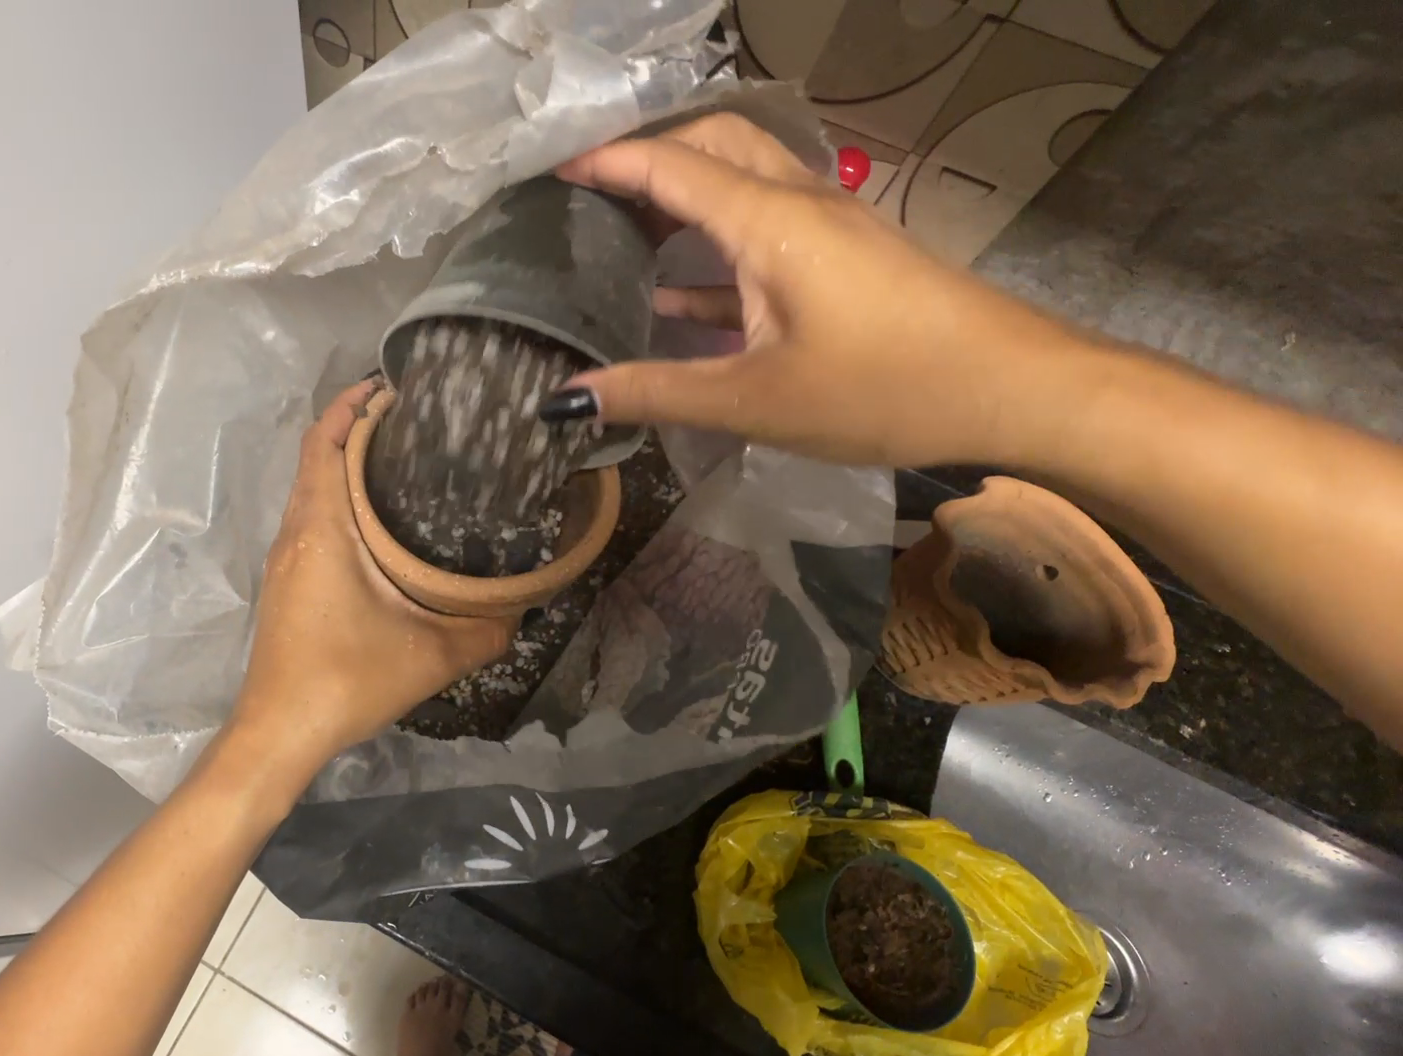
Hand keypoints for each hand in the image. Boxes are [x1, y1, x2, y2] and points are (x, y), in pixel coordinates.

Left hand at [231, 380, 518, 767]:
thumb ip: (486, 631)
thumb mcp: (431, 655)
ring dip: (342, 464)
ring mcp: (286, 559)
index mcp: (323, 529)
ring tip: (399, 459)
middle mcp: (297, 533)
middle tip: (411, 419)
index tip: (391, 387)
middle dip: (354, 427)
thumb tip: (526, 609)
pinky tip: (376, 521)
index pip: (325, 442)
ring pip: (310, 489)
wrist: (279, 732)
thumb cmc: (347, 679)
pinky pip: (311, 519)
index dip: (351, 406)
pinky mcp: (287, 583)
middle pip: (316, 457)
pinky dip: (337, 499)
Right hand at [541, 114, 1094, 467]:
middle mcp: (798, 204)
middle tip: (586, 190)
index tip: (550, 165)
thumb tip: (565, 401)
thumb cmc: (884, 390)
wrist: (1014, 389)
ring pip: (741, 182)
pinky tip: (674, 294)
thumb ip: (655, 392)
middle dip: (646, 156)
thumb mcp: (754, 401)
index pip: (673, 167)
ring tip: (619, 226)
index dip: (608, 161)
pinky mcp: (841, 260)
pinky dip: (711, 246)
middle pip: (713, 145)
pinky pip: (762, 230)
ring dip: (680, 193)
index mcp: (771, 222)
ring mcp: (826, 228)